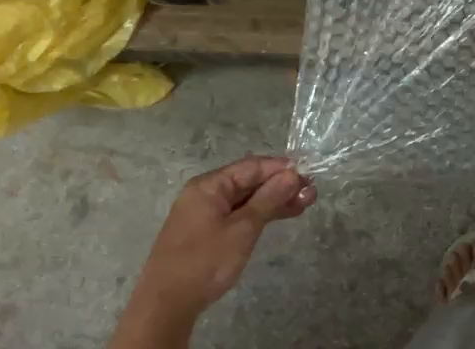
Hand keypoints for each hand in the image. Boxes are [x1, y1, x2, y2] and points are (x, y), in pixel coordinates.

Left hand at [109, 156, 316, 348]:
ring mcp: (203, 215)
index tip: (308, 173)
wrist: (164, 308)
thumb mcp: (242, 229)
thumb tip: (292, 173)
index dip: (281, 168)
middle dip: (280, 186)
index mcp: (209, 186)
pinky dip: (258, 215)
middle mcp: (204, 194)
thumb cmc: (204, 262)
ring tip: (303, 205)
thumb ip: (268, 199)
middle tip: (310, 193)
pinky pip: (237, 215)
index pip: (252, 166)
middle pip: (249, 182)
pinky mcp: (205, 234)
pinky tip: (279, 217)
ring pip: (245, 200)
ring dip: (273, 201)